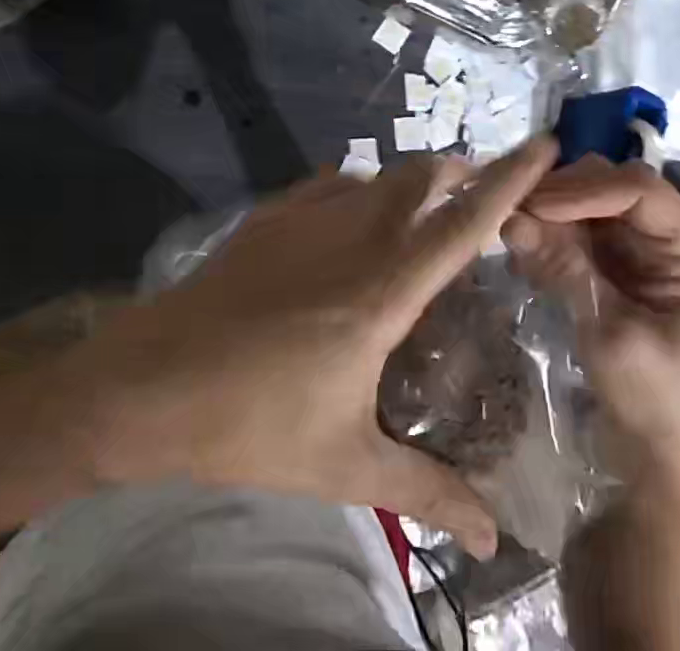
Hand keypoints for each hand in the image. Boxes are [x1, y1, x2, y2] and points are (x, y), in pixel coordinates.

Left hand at [32, 139, 559, 559]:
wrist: (134, 391)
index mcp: (383, 291)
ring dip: (416, 181)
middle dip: (465, 173)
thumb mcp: (344, 464)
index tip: (546, 143)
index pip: (465, 222)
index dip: (512, 179)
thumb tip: (492, 536)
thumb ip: (427, 493)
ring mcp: (306, 218)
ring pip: (381, 174)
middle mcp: (353, 237)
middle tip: (484, 199)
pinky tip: (359, 221)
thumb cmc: (246, 425)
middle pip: (425, 176)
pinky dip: (365, 190)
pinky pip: (336, 182)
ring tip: (429, 212)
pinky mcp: (269, 217)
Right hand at [502, 157, 679, 519]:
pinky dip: (548, 232)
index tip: (533, 205)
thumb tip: (511, 219)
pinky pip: (576, 233)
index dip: (586, 190)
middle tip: (513, 210)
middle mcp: (666, 239)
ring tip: (511, 225)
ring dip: (551, 209)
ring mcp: (636, 253)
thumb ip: (565, 270)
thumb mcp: (610, 333)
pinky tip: (520, 244)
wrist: (660, 461)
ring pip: (590, 205)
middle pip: (614, 187)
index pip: (639, 192)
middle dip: (565, 193)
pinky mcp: (610, 270)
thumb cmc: (656, 402)